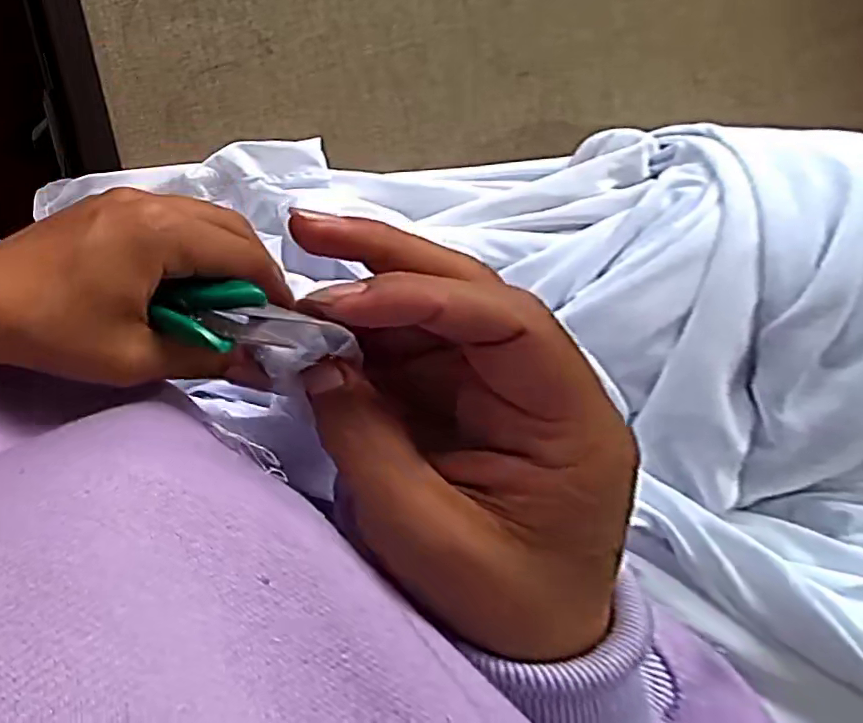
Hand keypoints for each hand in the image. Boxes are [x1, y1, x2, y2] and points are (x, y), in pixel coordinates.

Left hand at [0, 188, 292, 386]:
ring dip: (217, 254)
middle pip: (224, 226)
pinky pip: (164, 217)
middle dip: (249, 268)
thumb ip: (202, 356)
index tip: (283, 322)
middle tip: (251, 315)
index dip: (270, 288)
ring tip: (214, 303)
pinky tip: (173, 282)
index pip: (240, 252)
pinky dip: (185, 245)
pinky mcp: (102, 206)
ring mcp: (120, 198)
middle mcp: (146, 201)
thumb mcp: (133, 356)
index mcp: (158, 231)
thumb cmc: (53, 331)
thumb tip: (252, 364)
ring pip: (195, 217)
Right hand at [288, 210, 636, 661]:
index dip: (419, 296)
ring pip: (421, 298)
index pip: (505, 321)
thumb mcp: (426, 533)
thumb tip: (318, 359)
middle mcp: (528, 379)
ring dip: (356, 275)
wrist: (513, 637)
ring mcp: (480, 377)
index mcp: (566, 419)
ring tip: (297, 254)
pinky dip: (345, 318)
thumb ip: (365, 438)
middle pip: (463, 287)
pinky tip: (309, 312)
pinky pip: (390, 334)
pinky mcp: (438, 384)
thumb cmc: (495, 600)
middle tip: (307, 226)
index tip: (338, 304)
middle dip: (383, 250)